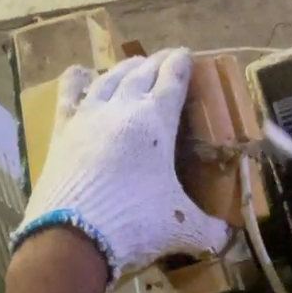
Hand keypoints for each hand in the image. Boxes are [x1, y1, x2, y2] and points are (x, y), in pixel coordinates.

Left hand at [13, 49, 228, 278]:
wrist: (72, 238)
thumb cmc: (135, 223)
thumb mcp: (182, 228)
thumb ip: (210, 229)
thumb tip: (228, 238)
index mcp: (156, 121)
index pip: (172, 81)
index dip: (181, 65)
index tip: (186, 54)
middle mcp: (123, 108)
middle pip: (142, 73)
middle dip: (157, 62)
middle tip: (166, 57)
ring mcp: (89, 116)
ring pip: (109, 79)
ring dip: (124, 68)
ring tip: (133, 64)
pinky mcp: (63, 132)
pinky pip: (70, 95)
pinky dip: (77, 81)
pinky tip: (80, 72)